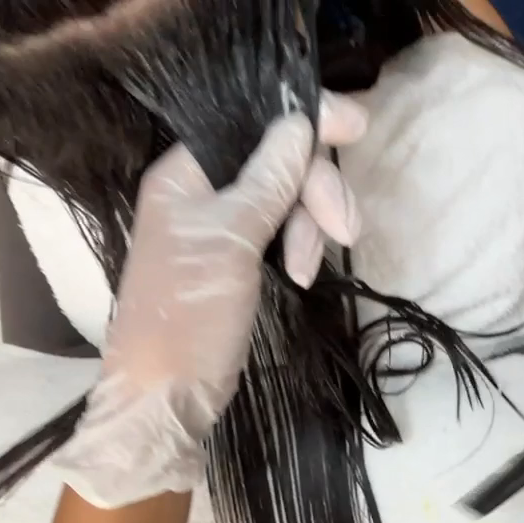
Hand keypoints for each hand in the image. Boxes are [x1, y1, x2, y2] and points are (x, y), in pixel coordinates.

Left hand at [54, 95, 369, 508]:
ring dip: (309, 229)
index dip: (304, 122)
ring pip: (284, 204)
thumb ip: (266, 183)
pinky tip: (303, 276)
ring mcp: (221, 232)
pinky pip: (279, 237)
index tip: (356, 127)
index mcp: (186, 176)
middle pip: (276, 165)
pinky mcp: (238, 265)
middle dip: (314, 193)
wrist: (166, 399)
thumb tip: (297, 124)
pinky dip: (298, 251)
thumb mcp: (230, 244)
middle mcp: (203, 195)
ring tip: (309, 272)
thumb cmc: (188, 318)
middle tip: (346, 230)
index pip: (251, 125)